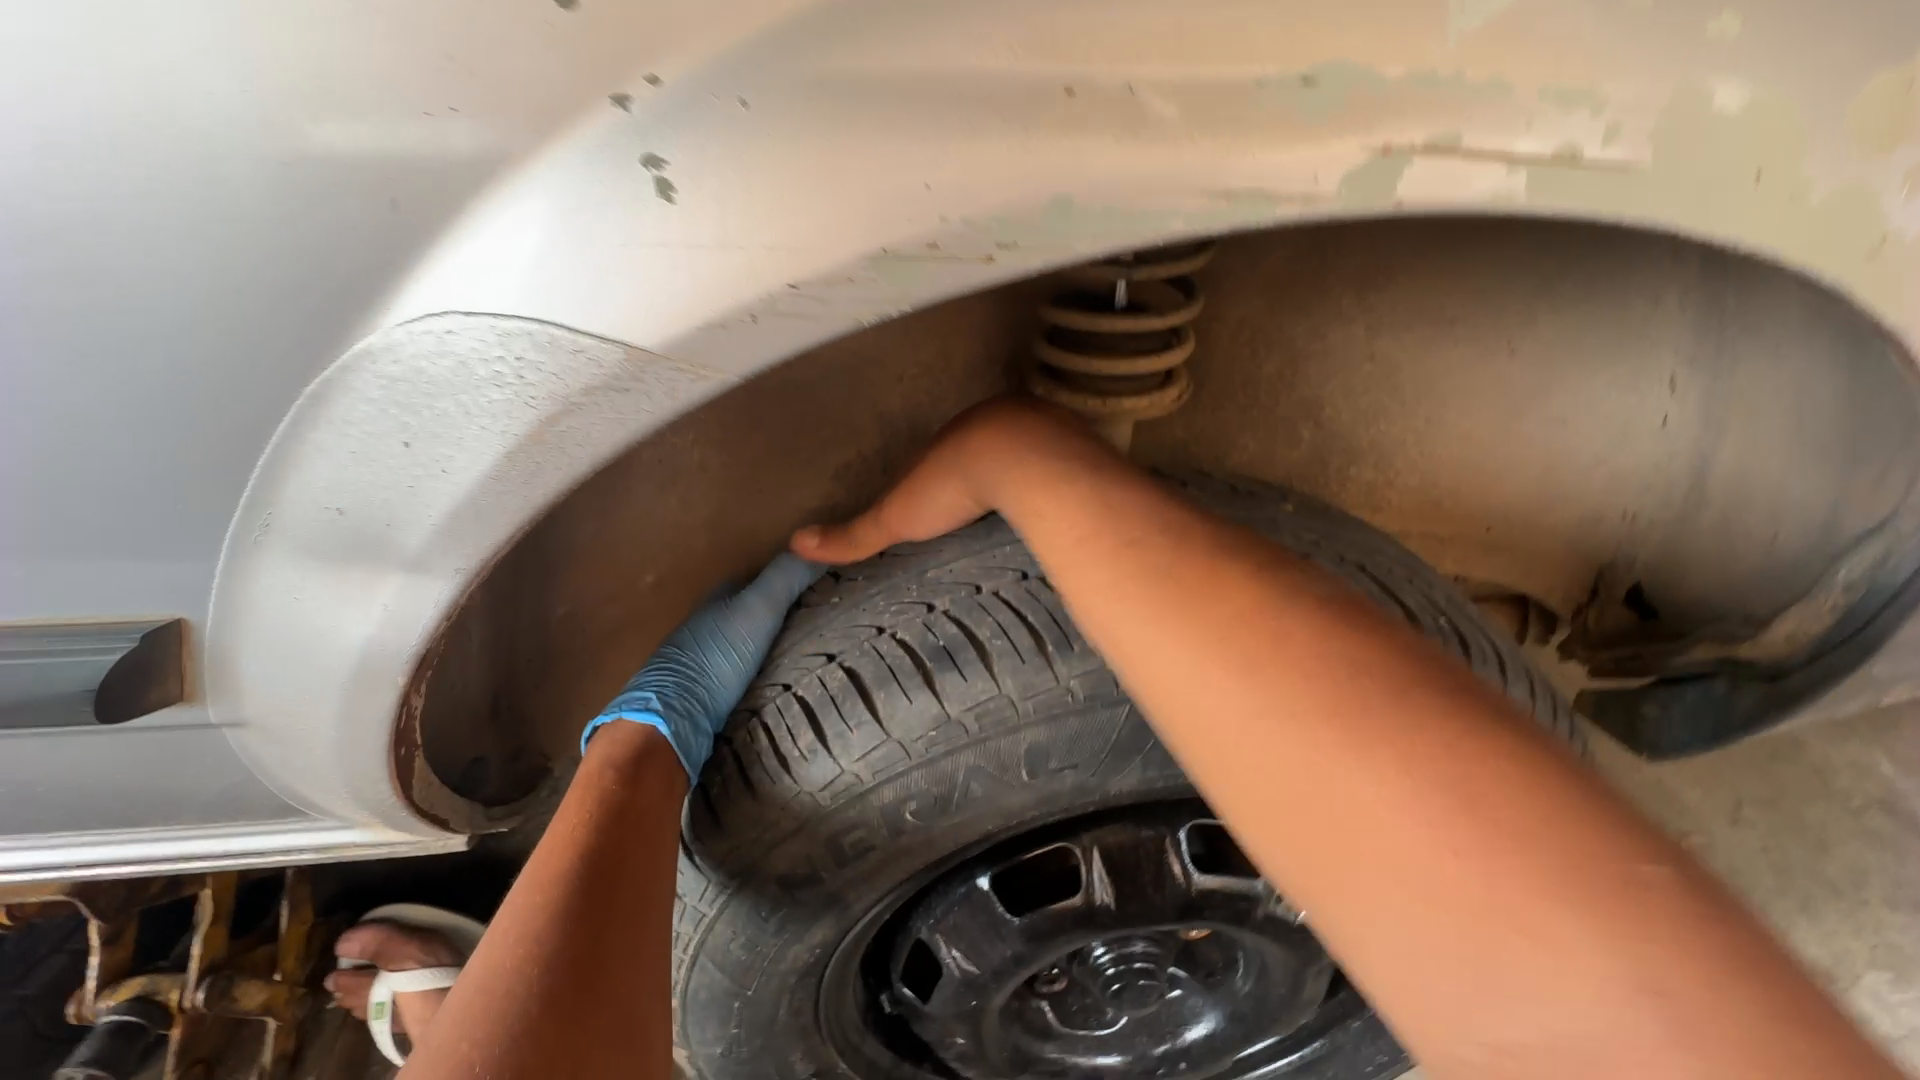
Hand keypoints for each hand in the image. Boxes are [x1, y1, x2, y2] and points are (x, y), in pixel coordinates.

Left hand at [582, 553, 823, 779]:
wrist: (670, 721)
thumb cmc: (715, 658)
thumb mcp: (757, 610)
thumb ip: (786, 577)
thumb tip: (820, 545)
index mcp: (717, 601)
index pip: (755, 579)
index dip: (785, 578)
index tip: (821, 584)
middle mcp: (706, 627)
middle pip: (750, 613)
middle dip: (781, 614)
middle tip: (824, 621)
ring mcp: (701, 664)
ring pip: (746, 646)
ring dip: (773, 647)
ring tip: (812, 655)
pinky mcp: (704, 697)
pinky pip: (743, 677)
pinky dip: (763, 674)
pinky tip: (782, 683)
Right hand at [792, 397, 1108, 563]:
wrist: (1027, 464)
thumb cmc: (954, 484)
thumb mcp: (898, 516)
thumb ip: (854, 534)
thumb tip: (796, 544)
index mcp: (956, 431)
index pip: (947, 450)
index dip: (947, 471)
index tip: (948, 493)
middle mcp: (999, 419)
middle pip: (990, 443)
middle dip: (989, 465)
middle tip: (989, 497)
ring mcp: (1044, 427)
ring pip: (1032, 446)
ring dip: (1028, 468)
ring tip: (1026, 501)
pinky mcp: (1077, 442)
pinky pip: (1067, 456)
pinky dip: (1060, 474)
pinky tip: (1062, 497)